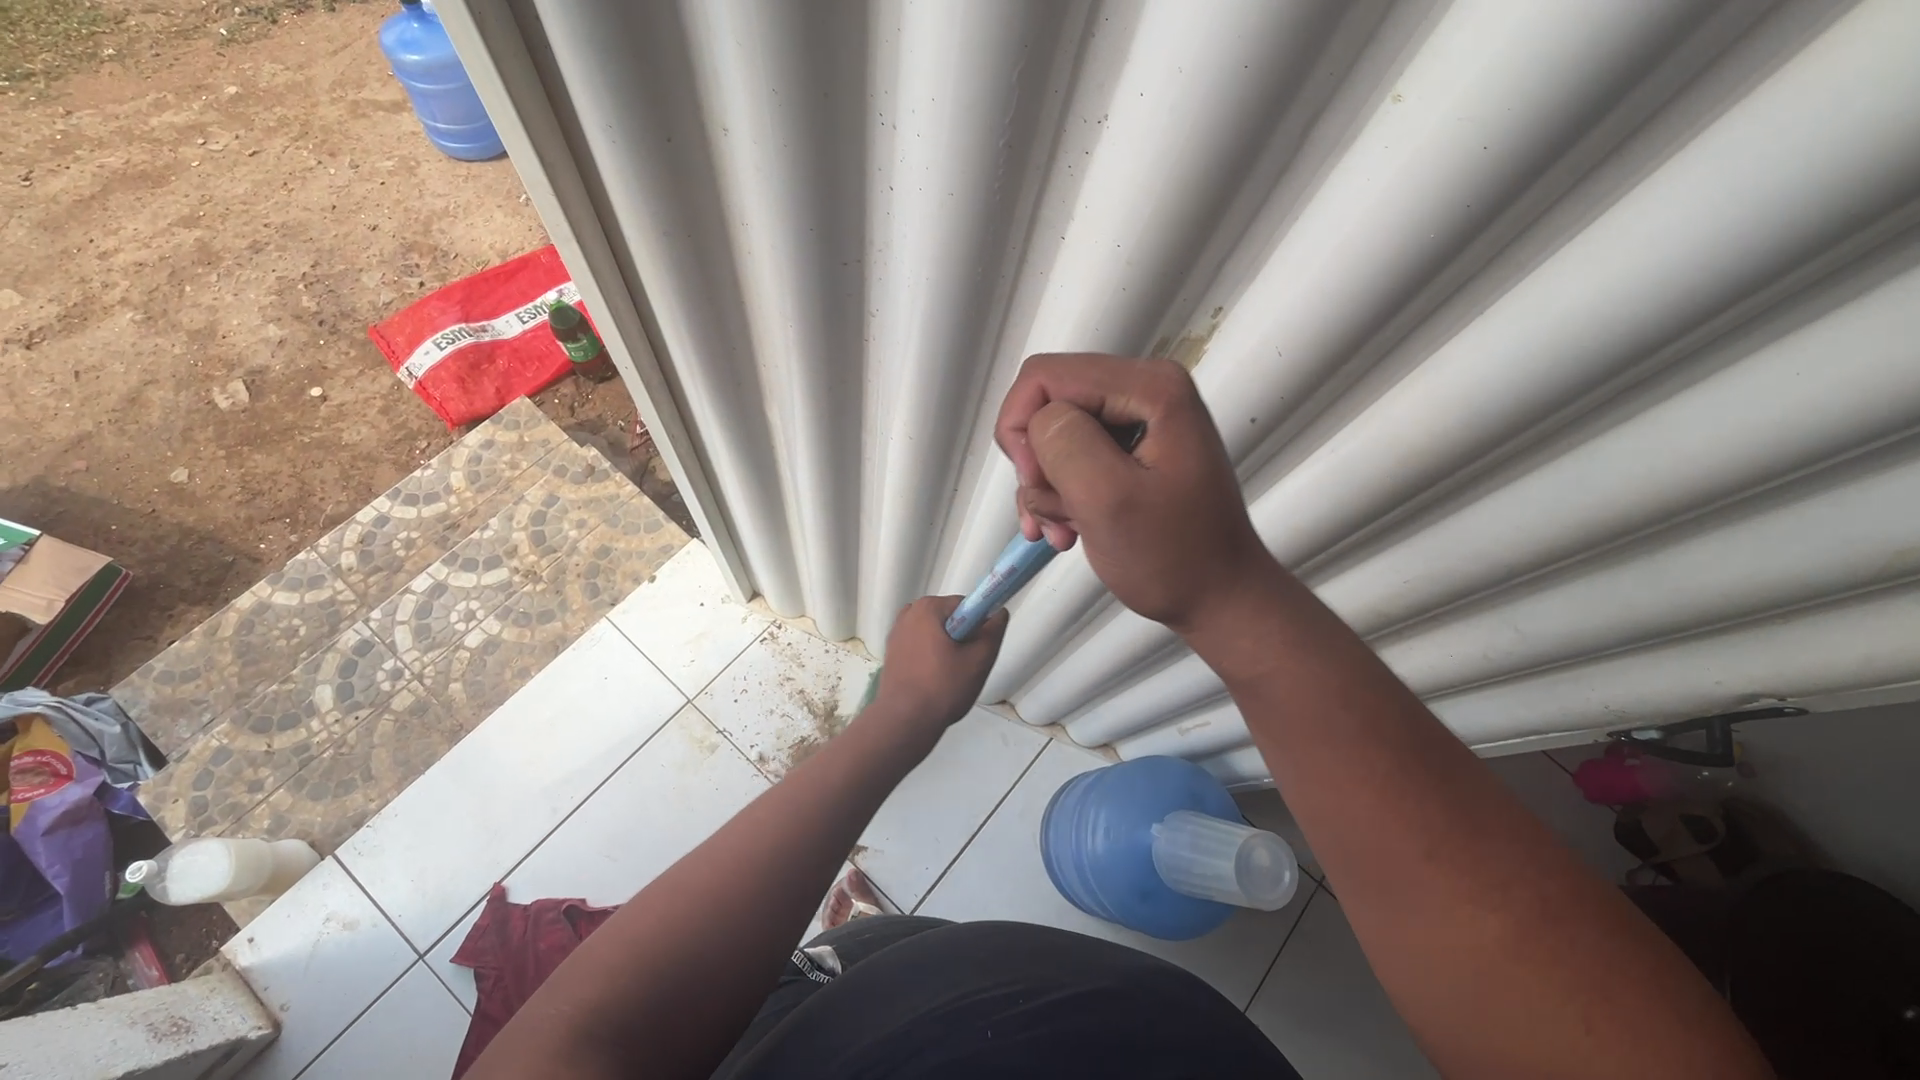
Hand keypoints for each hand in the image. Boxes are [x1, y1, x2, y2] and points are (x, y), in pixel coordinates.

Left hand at [867, 596, 1006, 746]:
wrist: (904, 721)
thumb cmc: (943, 688)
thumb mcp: (979, 660)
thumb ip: (993, 631)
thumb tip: (998, 613)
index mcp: (928, 608)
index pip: (966, 606)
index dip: (978, 627)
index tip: (979, 650)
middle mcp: (909, 614)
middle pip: (950, 619)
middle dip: (962, 638)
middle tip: (967, 666)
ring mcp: (897, 633)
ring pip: (935, 634)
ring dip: (946, 649)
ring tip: (950, 676)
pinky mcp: (891, 653)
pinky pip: (921, 647)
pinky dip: (930, 658)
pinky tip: (934, 680)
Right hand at [995, 353, 1274, 631]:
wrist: (1218, 599)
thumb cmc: (1174, 558)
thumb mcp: (1109, 499)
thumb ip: (1064, 443)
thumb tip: (1037, 423)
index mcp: (1150, 386)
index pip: (1044, 378)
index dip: (1023, 430)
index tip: (1036, 486)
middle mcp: (1144, 389)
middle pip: (1046, 404)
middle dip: (1036, 464)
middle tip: (1053, 517)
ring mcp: (1137, 420)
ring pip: (1051, 436)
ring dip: (1046, 489)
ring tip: (1066, 531)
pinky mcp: (1129, 450)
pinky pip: (1068, 458)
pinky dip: (1059, 495)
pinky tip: (1068, 529)